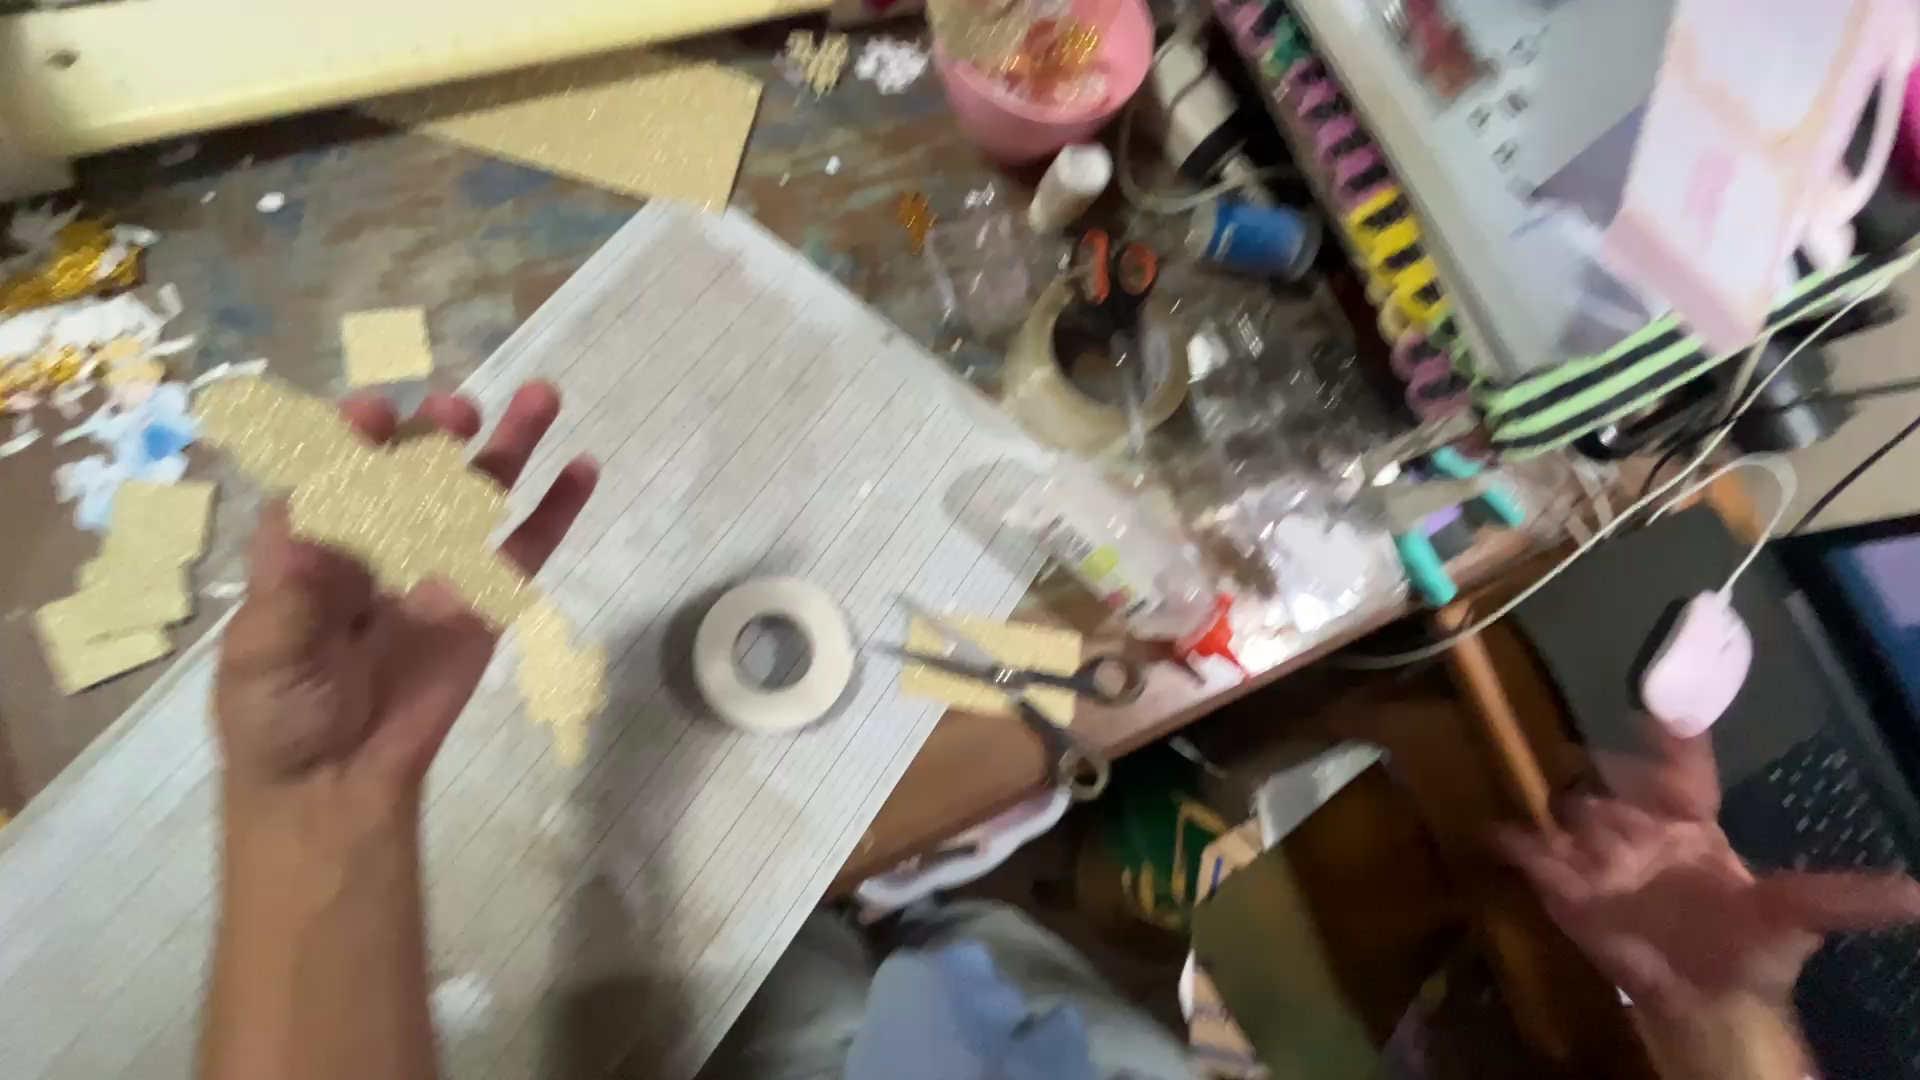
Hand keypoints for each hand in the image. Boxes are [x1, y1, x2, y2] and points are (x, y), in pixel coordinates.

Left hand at [214, 382, 597, 816]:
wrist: (342, 774)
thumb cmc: (280, 714)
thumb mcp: (267, 657)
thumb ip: (290, 596)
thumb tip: (305, 526)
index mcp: (317, 546)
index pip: (337, 477)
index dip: (352, 441)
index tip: (373, 411)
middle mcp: (384, 542)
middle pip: (418, 475)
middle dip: (438, 438)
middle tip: (459, 411)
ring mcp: (445, 567)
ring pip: (484, 498)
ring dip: (512, 449)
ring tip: (543, 398)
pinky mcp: (493, 598)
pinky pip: (530, 548)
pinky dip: (558, 510)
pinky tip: (583, 470)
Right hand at [1497, 719, 1919, 1013]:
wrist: (1693, 995)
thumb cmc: (1743, 948)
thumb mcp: (1791, 920)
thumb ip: (1835, 899)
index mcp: (1686, 825)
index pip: (1679, 775)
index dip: (1673, 742)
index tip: (1664, 710)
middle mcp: (1633, 827)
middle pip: (1610, 787)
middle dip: (1599, 773)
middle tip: (1589, 760)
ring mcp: (1591, 851)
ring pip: (1567, 811)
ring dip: (1568, 812)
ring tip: (1571, 823)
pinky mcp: (1558, 880)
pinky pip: (1526, 852)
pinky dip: (1510, 842)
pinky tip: (1499, 836)